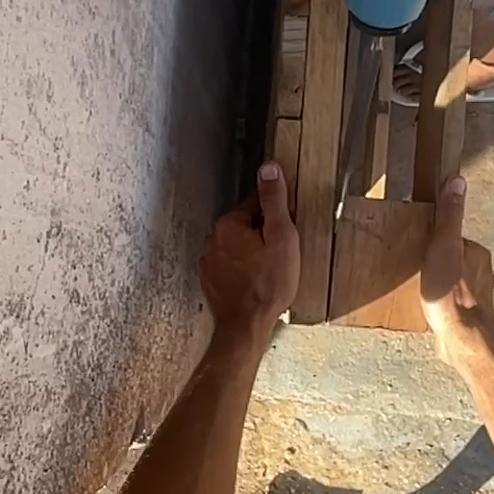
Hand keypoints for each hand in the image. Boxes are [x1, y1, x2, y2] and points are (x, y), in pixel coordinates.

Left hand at [200, 163, 300, 343]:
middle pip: (244, 225)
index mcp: (229, 224)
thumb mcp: (281, 238)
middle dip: (262, 235)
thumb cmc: (268, 285)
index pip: (255, 204)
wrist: (246, 326)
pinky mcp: (210, 280)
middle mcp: (213, 239)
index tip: (285, 232)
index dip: (275, 216)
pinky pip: (229, 265)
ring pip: (236, 246)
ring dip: (251, 253)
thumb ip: (274, 201)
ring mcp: (209, 261)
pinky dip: (241, 270)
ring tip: (268, 271)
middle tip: (280, 255)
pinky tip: (255, 282)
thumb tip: (269, 168)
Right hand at [419, 176, 493, 364]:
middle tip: (416, 263)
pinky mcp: (467, 314)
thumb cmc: (450, 295)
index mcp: (475, 253)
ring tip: (419, 285)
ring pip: (454, 280)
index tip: (421, 239)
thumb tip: (456, 181)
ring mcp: (475, 294)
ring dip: (439, 281)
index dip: (435, 237)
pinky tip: (427, 306)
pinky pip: (451, 301)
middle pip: (454, 257)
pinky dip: (440, 300)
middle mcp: (481, 272)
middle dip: (437, 259)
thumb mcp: (443, 248)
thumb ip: (449, 217)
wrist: (461, 338)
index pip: (453, 236)